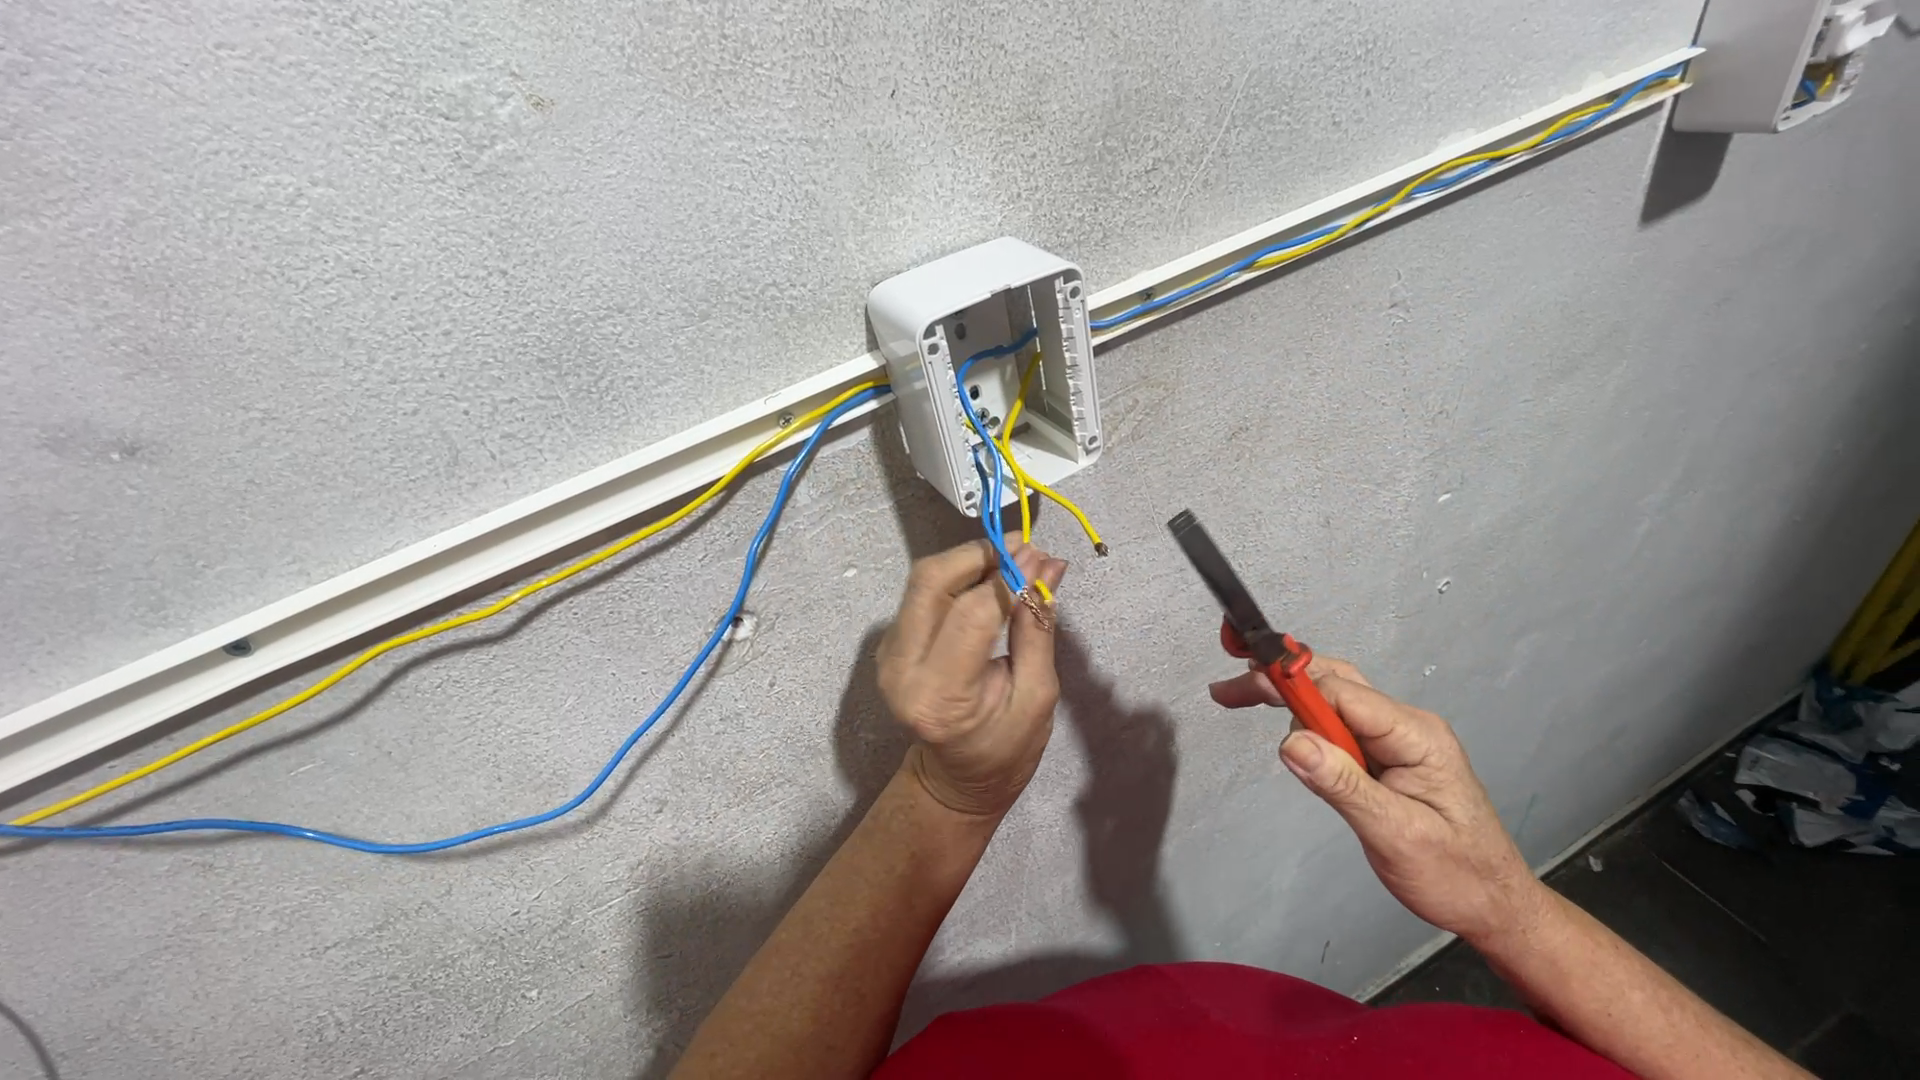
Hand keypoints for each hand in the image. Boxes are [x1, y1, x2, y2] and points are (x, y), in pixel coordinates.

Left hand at [877, 539, 1067, 817]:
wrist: (956, 779)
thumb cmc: (1005, 749)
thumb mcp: (1038, 697)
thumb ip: (1037, 630)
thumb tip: (1048, 568)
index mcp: (940, 695)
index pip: (972, 614)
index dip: (1008, 577)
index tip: (1041, 555)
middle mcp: (901, 669)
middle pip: (931, 582)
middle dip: (979, 554)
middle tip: (1021, 548)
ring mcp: (889, 654)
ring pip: (923, 581)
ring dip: (968, 560)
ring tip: (1011, 559)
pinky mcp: (890, 644)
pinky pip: (921, 594)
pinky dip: (957, 577)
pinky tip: (989, 580)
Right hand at [1211, 658, 1542, 944]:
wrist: (1495, 905)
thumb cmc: (1457, 876)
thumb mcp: (1396, 835)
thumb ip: (1343, 785)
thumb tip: (1290, 742)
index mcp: (1415, 735)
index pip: (1342, 694)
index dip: (1291, 688)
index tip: (1242, 688)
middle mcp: (1404, 725)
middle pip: (1332, 682)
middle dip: (1278, 680)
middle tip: (1227, 690)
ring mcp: (1394, 738)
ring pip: (1331, 697)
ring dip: (1285, 695)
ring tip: (1236, 696)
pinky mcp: (1383, 754)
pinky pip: (1337, 723)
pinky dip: (1302, 718)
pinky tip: (1280, 723)